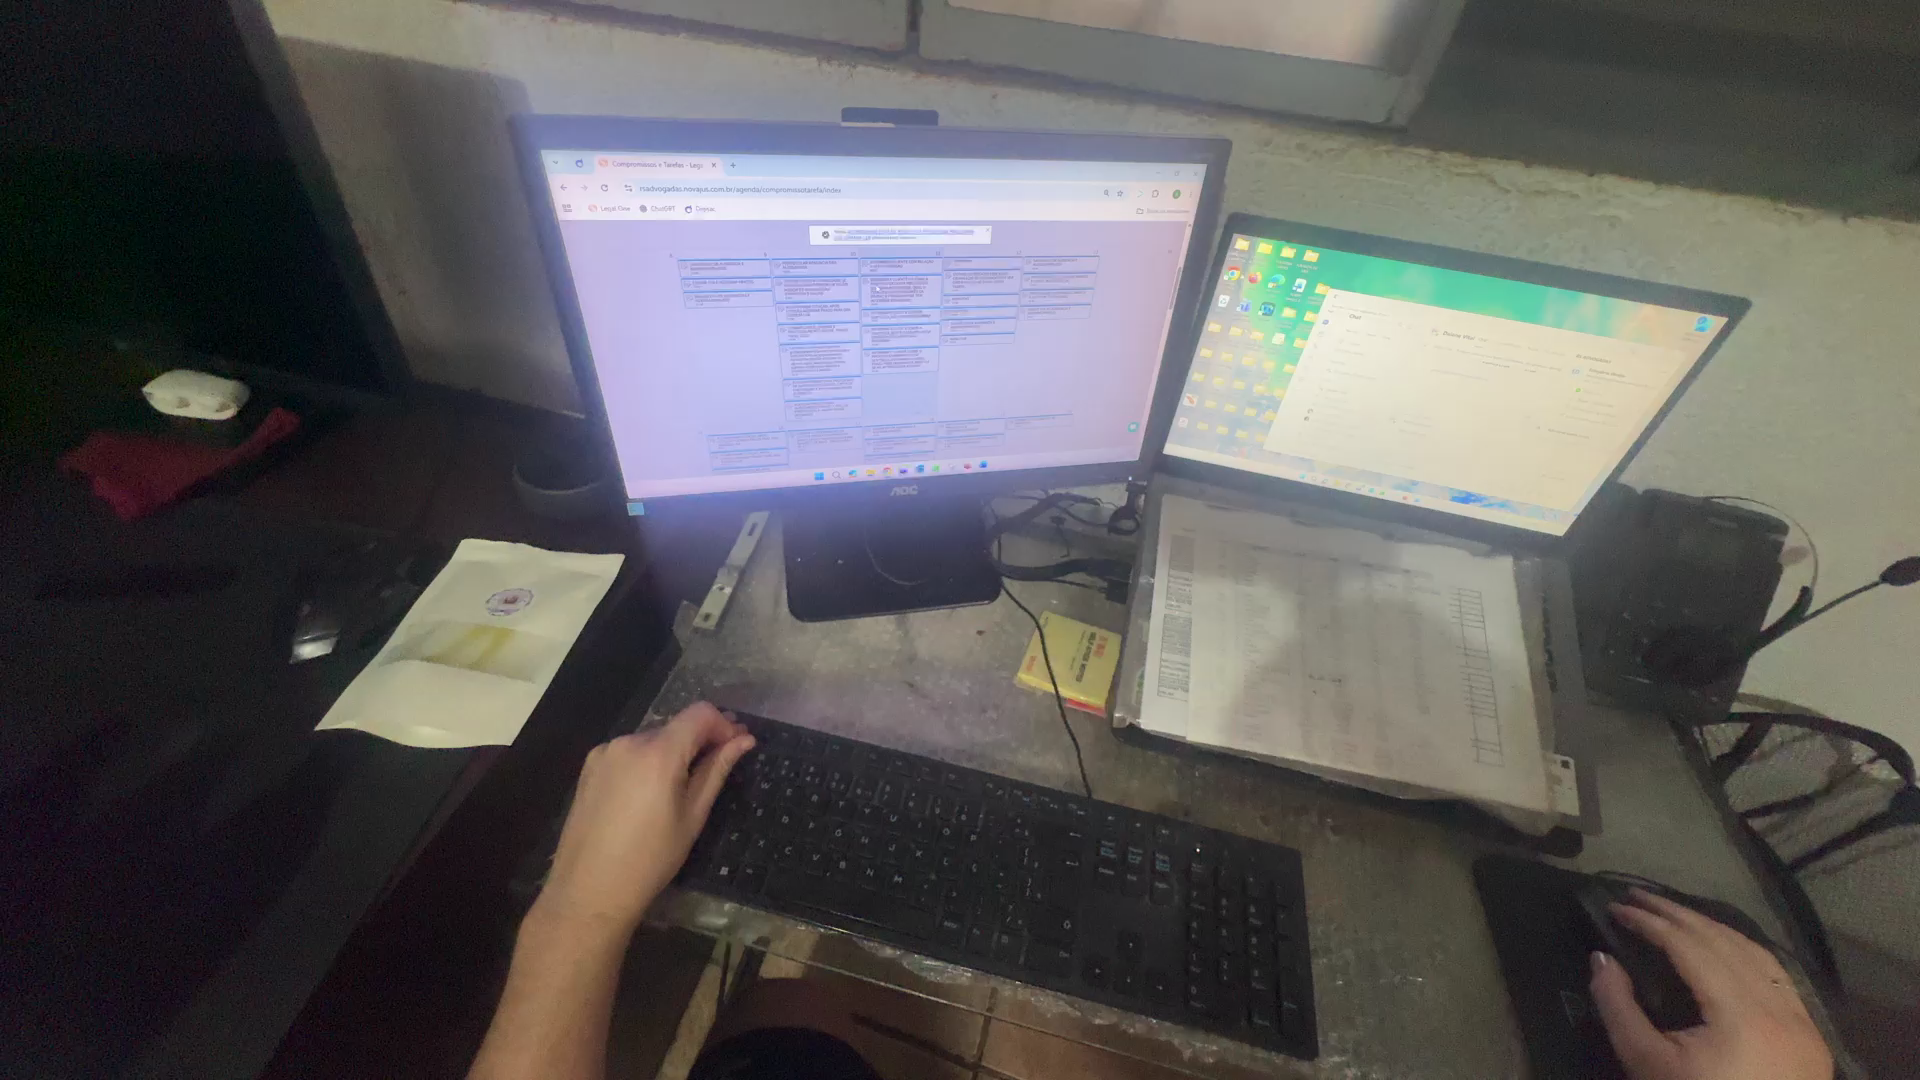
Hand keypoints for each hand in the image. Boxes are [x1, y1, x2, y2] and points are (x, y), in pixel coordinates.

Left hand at [535, 702, 754, 933]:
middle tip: (719, 762)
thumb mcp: (693, 814)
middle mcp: (629, 742)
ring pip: (654, 738)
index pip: (700, 713)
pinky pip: (631, 751)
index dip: (724, 723)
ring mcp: (605, 753)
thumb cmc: (651, 858)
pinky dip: (648, 760)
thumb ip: (717, 769)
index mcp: (658, 753)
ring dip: (675, 750)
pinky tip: (650, 791)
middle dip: (701, 739)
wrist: (588, 893)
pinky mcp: (590, 767)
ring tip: (682, 784)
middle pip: (677, 725)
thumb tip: (744, 739)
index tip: (737, 744)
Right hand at [1590, 888, 1831, 1079]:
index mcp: (1742, 1017)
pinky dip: (1740, 948)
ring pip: (1757, 953)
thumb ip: (1616, 1003)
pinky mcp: (1810, 1038)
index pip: (1690, 947)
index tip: (1614, 906)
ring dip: (1710, 926)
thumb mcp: (1643, 1059)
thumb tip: (1601, 958)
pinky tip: (1717, 944)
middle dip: (1676, 912)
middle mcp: (1781, 1012)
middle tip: (1634, 896)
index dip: (1649, 921)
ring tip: (1671, 913)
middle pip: (1724, 942)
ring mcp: (1803, 1026)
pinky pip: (1777, 975)